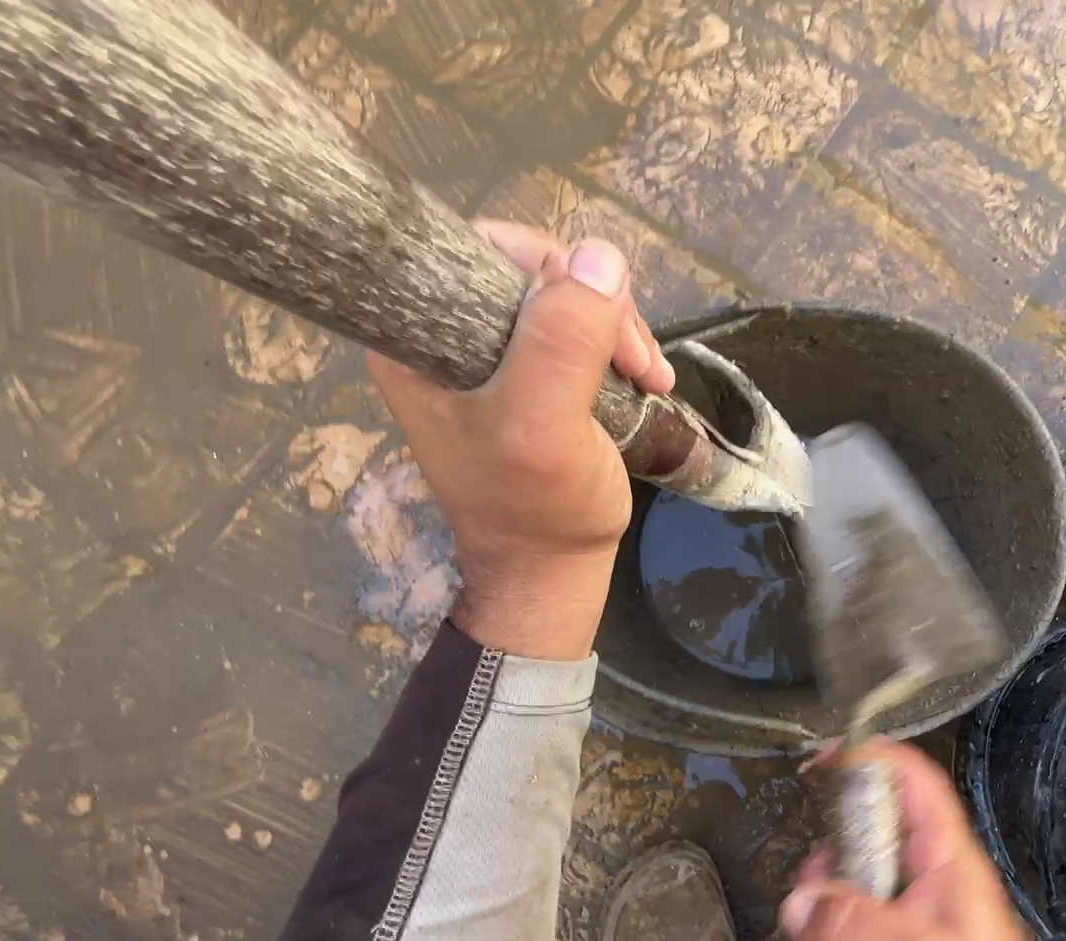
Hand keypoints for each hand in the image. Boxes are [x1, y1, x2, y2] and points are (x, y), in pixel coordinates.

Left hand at [368, 221, 673, 659]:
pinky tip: (647, 379)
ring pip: (567, 297)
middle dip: (596, 306)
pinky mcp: (531, 372)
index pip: (477, 250)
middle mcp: (446, 331)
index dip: (546, 268)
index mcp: (417, 334)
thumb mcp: (544, 429)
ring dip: (619, 330)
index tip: (594, 320)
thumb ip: (563, 344)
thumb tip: (601, 256)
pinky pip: (584, 329)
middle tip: (635, 360)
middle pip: (532, 270)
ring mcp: (493, 353)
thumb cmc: (537, 509)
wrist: (554, 567)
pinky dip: (622, 347)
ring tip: (648, 378)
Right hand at [781, 742, 1065, 940]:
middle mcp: (926, 889)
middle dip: (822, 897)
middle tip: (810, 934)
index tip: (825, 756)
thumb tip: (801, 900)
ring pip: (841, 908)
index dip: (873, 758)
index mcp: (949, 868)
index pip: (915, 784)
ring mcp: (908, 929)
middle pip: (858, 850)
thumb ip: (849, 923)